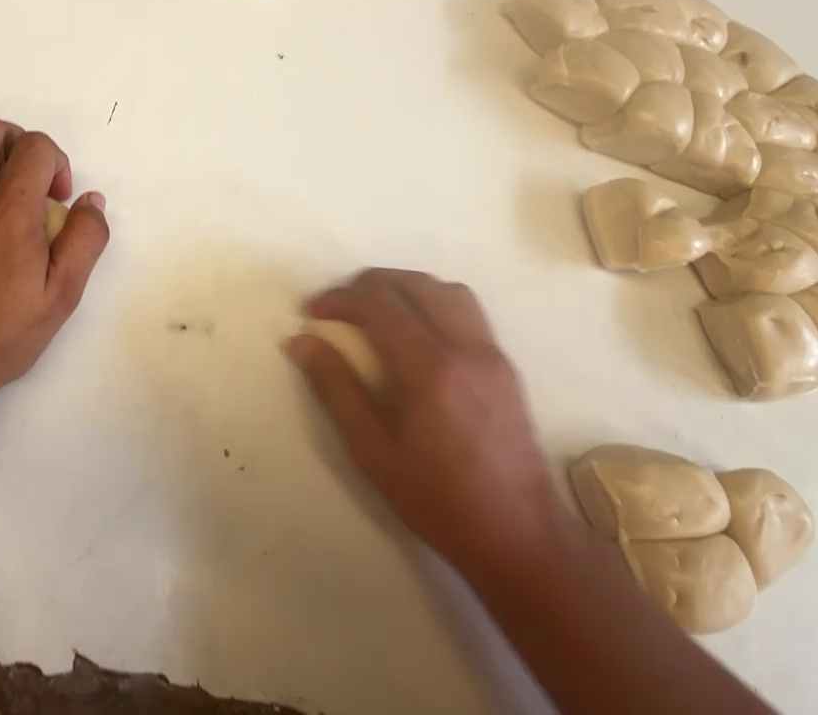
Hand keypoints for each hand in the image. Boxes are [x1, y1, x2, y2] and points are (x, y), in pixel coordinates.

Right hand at [285, 269, 569, 577]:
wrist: (518, 534)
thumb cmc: (435, 498)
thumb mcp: (371, 449)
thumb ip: (335, 388)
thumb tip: (300, 341)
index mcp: (429, 367)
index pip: (379, 303)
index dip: (340, 298)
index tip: (312, 311)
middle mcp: (465, 347)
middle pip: (414, 284)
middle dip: (369, 285)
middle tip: (338, 306)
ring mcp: (492, 354)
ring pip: (446, 290)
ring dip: (405, 288)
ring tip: (375, 312)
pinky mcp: (505, 367)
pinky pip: (467, 311)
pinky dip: (433, 303)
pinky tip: (415, 333)